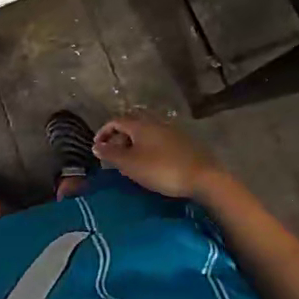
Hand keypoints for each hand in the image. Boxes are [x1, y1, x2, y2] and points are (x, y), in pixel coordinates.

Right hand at [93, 114, 221, 199]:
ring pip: (145, 132)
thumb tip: (96, 146)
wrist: (203, 177)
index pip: (115, 121)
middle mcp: (154, 122)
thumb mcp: (130, 164)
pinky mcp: (183, 141)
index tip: (97, 147)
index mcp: (139, 124)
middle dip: (119, 137)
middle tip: (113, 155)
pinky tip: (151, 161)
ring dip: (134, 143)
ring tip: (130, 160)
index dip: (103, 132)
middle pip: (131, 124)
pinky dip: (148, 146)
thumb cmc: (161, 169)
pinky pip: (158, 139)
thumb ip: (110, 154)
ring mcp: (171, 130)